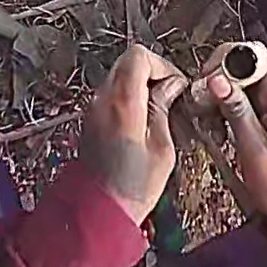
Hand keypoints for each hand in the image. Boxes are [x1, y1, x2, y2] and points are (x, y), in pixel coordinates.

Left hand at [81, 44, 188, 224]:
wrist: (98, 210)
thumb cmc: (133, 187)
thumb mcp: (162, 149)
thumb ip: (163, 109)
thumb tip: (171, 85)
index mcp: (124, 103)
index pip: (138, 56)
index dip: (162, 65)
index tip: (175, 84)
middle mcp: (103, 98)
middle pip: (128, 60)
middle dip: (153, 70)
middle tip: (170, 93)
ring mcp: (94, 105)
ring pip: (120, 73)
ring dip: (141, 81)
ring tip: (158, 107)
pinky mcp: (91, 114)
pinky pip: (112, 90)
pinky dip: (129, 93)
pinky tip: (142, 116)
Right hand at [205, 49, 266, 230]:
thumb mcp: (254, 150)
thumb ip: (236, 110)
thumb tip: (215, 79)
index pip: (254, 54)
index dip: (226, 60)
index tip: (206, 81)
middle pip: (246, 64)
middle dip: (220, 79)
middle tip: (203, 102)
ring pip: (243, 80)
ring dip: (222, 95)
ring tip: (212, 120)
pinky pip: (247, 96)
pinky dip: (230, 106)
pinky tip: (222, 128)